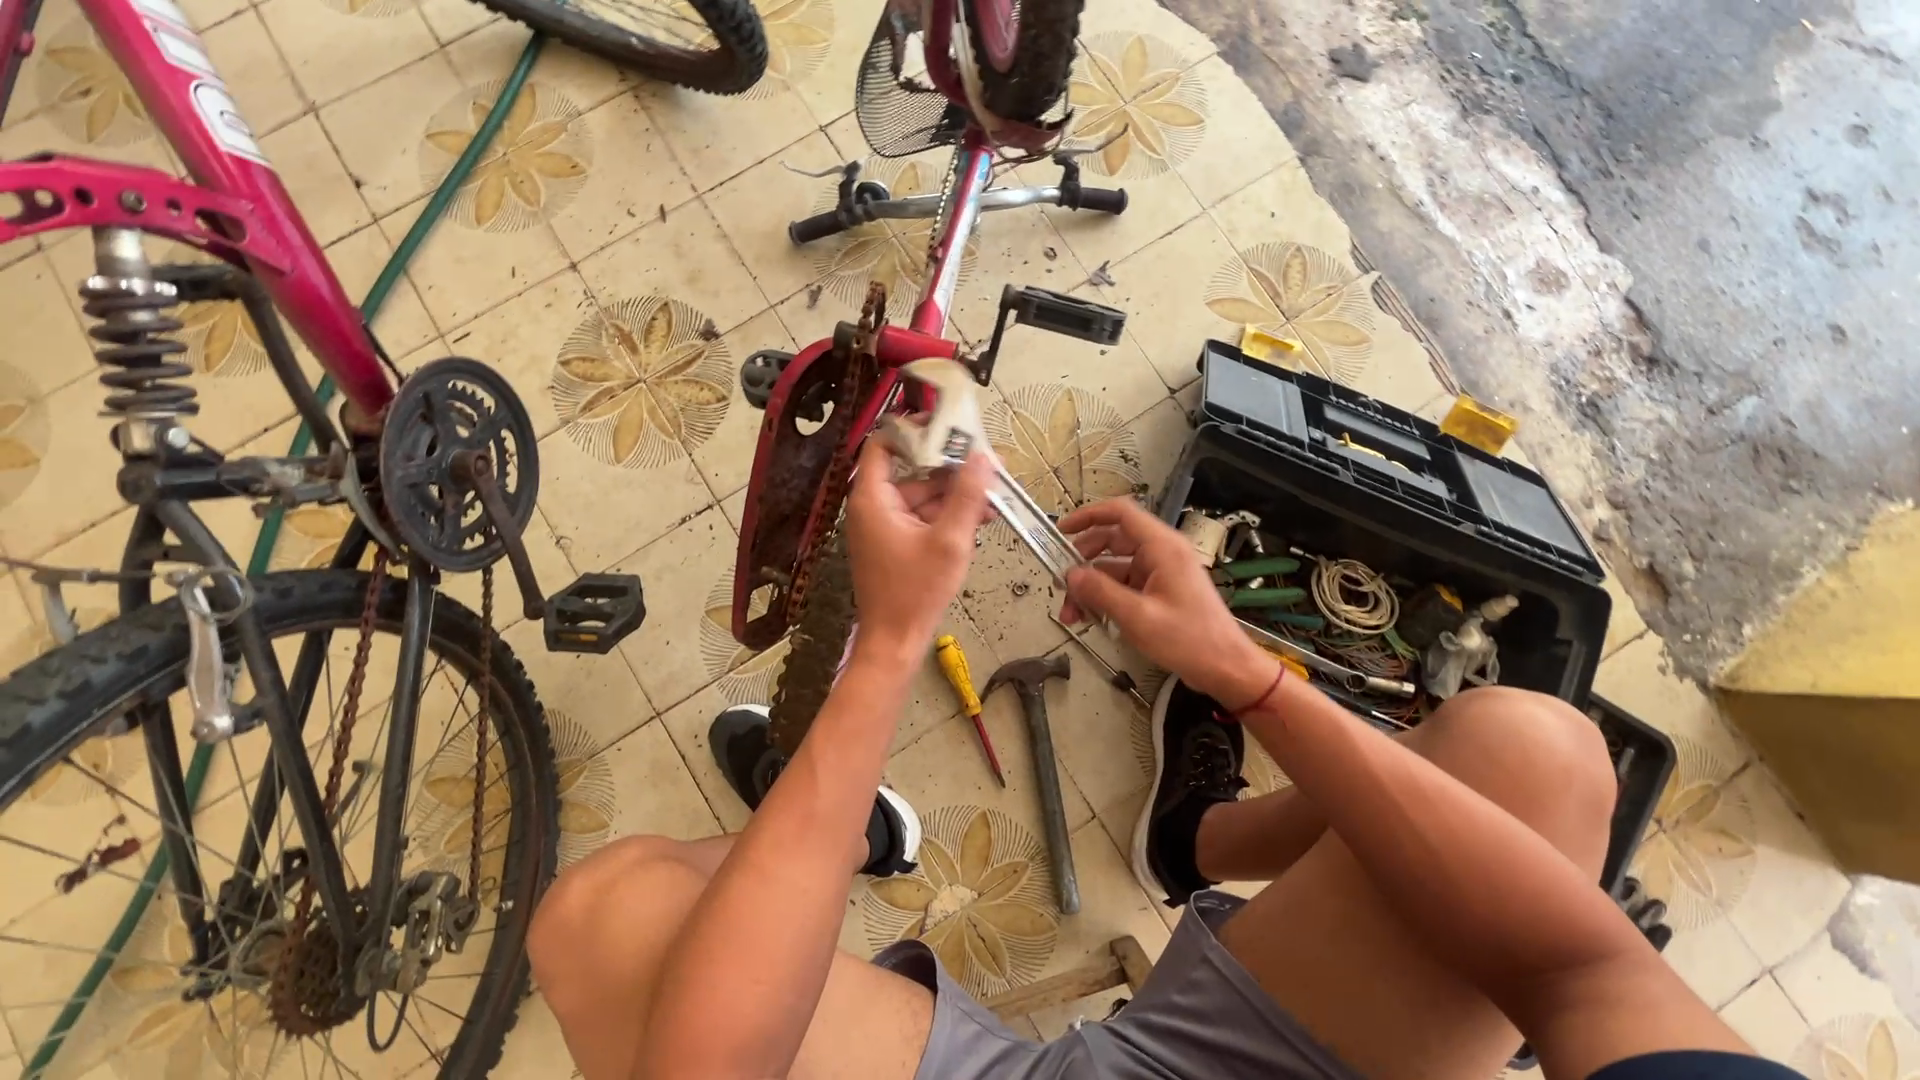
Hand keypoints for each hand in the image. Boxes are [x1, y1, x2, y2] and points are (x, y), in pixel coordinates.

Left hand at [843, 438, 991, 657]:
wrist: (894, 642)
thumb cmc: (914, 595)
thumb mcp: (949, 540)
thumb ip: (966, 495)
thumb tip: (982, 457)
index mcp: (873, 499)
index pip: (884, 444)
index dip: (912, 429)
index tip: (945, 426)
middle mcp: (873, 508)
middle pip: (912, 472)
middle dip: (950, 471)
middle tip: (984, 465)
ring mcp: (884, 527)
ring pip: (922, 497)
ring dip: (955, 497)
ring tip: (991, 498)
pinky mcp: (895, 544)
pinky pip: (922, 519)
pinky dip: (946, 517)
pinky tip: (978, 519)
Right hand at [1059, 499, 1278, 708]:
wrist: (1226, 667)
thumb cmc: (1189, 640)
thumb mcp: (1138, 617)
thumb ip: (1101, 592)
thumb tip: (1070, 575)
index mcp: (1162, 548)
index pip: (1121, 513)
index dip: (1088, 516)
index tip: (1062, 531)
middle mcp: (1162, 553)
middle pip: (1113, 540)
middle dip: (1084, 560)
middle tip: (1063, 583)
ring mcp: (1162, 572)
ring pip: (1116, 566)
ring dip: (1092, 585)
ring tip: (1072, 612)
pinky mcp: (1161, 591)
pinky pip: (1126, 585)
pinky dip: (1107, 597)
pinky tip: (1092, 618)